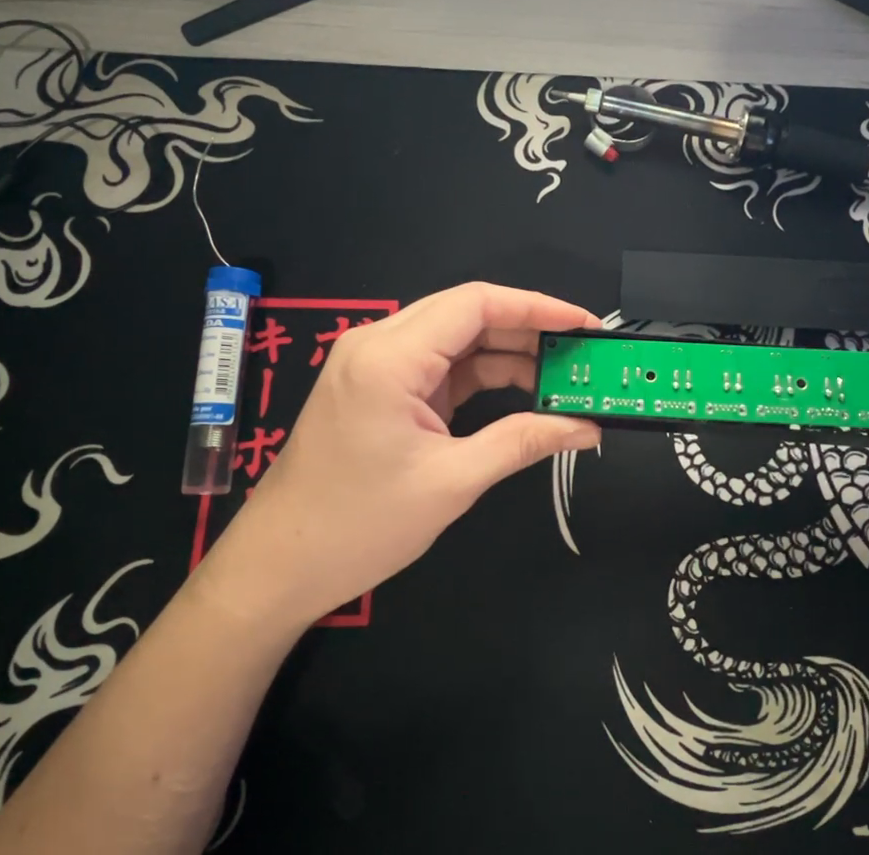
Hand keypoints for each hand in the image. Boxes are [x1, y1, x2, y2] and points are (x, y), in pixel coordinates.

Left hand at [198, 282, 602, 632]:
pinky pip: (444, 369)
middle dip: (531, 331)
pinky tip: (527, 394)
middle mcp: (380, 346)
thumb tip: (587, 427)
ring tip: (567, 378)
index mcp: (390, 357)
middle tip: (586, 355)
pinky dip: (486, 378)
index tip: (588, 327)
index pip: (477, 304)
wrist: (280, 565)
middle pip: (469, 316)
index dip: (539, 307)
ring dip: (512, 356)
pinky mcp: (382, 391)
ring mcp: (378, 367)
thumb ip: (524, 442)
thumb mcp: (452, 481)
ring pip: (459, 341)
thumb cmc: (361, 524)